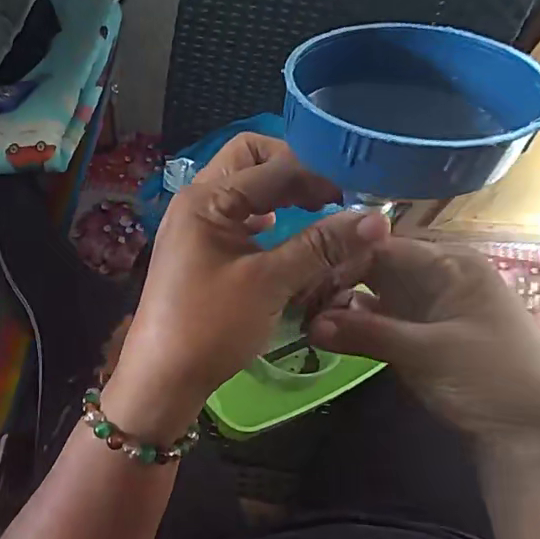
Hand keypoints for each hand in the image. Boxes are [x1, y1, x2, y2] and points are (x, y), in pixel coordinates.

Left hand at [107, 134, 388, 439]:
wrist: (162, 377)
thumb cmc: (211, 326)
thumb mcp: (270, 283)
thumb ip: (321, 245)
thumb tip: (377, 219)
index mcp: (205, 200)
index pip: (272, 166)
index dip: (318, 174)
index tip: (359, 193)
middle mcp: (195, 202)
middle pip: (249, 162)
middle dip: (292, 169)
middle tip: (330, 193)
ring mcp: (192, 226)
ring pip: (242, 189)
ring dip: (278, 194)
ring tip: (318, 211)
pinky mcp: (197, 251)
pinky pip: (235, 218)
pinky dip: (263, 219)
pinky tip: (285, 235)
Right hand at [307, 238, 539, 444]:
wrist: (536, 433)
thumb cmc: (493, 378)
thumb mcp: (428, 351)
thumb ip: (367, 333)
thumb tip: (309, 325)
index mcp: (451, 265)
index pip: (382, 247)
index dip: (340, 263)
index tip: (303, 286)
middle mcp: (439, 278)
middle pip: (375, 268)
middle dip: (336, 284)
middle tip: (297, 305)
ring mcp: (430, 308)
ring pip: (374, 295)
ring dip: (342, 307)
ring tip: (305, 322)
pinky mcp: (422, 337)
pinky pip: (380, 321)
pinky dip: (356, 327)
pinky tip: (328, 336)